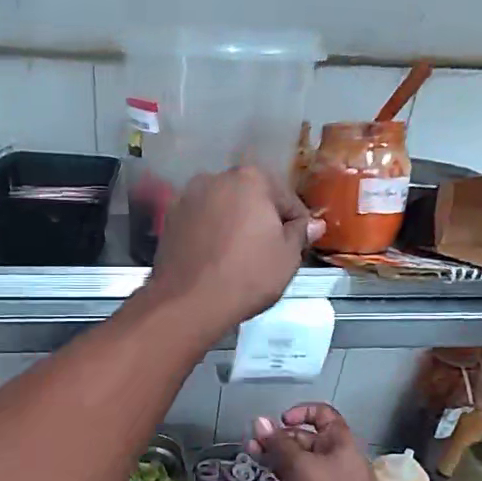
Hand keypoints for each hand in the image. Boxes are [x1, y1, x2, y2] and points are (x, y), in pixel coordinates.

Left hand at [144, 166, 323, 336]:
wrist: (188, 302)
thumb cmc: (247, 276)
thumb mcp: (287, 257)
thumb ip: (300, 233)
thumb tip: (313, 224)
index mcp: (249, 178)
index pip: (285, 198)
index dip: (296, 222)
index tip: (299, 242)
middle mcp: (214, 178)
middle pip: (249, 198)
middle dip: (260, 219)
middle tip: (269, 250)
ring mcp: (186, 198)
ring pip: (221, 209)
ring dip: (232, 224)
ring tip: (239, 256)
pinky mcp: (168, 220)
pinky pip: (199, 223)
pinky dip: (209, 234)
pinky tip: (214, 258)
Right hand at [249, 403, 399, 480]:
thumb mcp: (299, 464)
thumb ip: (277, 443)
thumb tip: (260, 421)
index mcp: (338, 439)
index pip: (322, 413)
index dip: (301, 412)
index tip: (280, 421)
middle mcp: (335, 456)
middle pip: (303, 440)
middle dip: (278, 442)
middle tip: (252, 449)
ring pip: (299, 465)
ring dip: (277, 465)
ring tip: (257, 471)